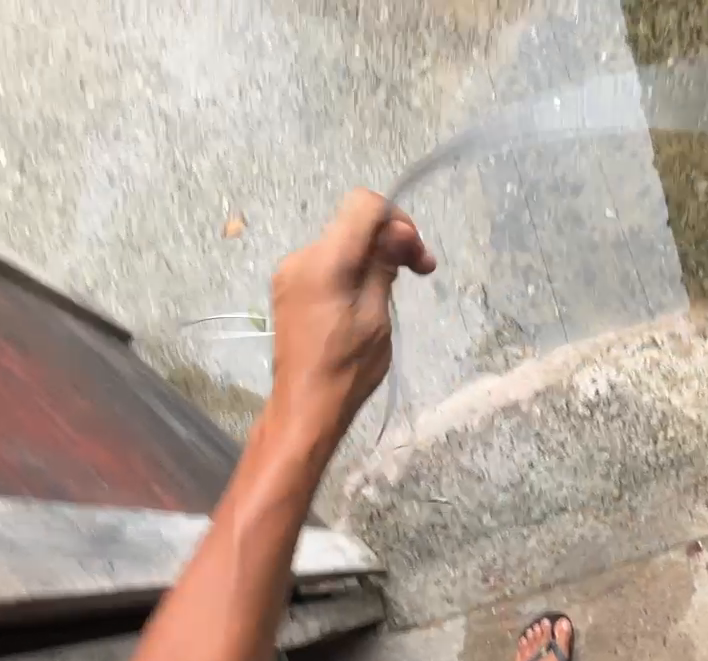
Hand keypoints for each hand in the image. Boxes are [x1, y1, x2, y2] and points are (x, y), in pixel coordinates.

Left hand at [269, 189, 435, 443]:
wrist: (304, 409)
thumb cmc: (347, 370)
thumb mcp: (376, 317)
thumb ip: (383, 267)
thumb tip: (397, 233)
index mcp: (324, 261)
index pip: (363, 205)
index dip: (397, 220)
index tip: (415, 256)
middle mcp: (301, 258)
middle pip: (352, 224)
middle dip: (389, 241)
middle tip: (418, 273)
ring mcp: (290, 274)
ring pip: (341, 245)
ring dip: (371, 258)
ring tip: (391, 293)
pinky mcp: (289, 291)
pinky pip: (326, 266)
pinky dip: (351, 272)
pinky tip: (365, 302)